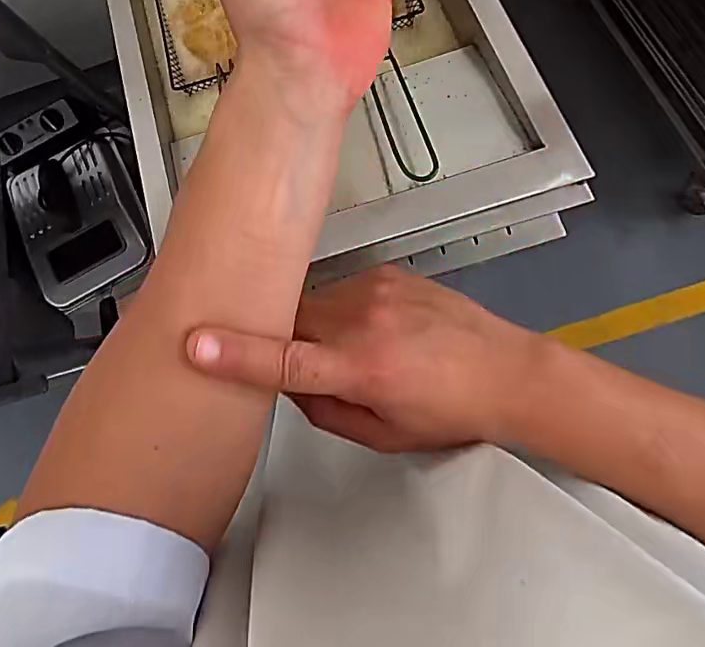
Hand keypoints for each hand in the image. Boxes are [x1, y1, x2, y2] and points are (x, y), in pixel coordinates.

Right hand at [184, 265, 552, 452]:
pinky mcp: (389, 271)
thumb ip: (324, 411)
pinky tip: (381, 327)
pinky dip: (348, 309)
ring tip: (363, 346)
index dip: (236, 354)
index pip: (284, 361)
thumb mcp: (385, 433)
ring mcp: (378, 289)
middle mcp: (366, 320)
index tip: (199, 344)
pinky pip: (344, 287)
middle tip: (308, 357)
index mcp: (363, 369)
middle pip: (292, 316)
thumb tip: (289, 385)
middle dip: (286, 334)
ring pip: (316, 300)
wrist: (505, 369)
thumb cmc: (452, 409)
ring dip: (320, 323)